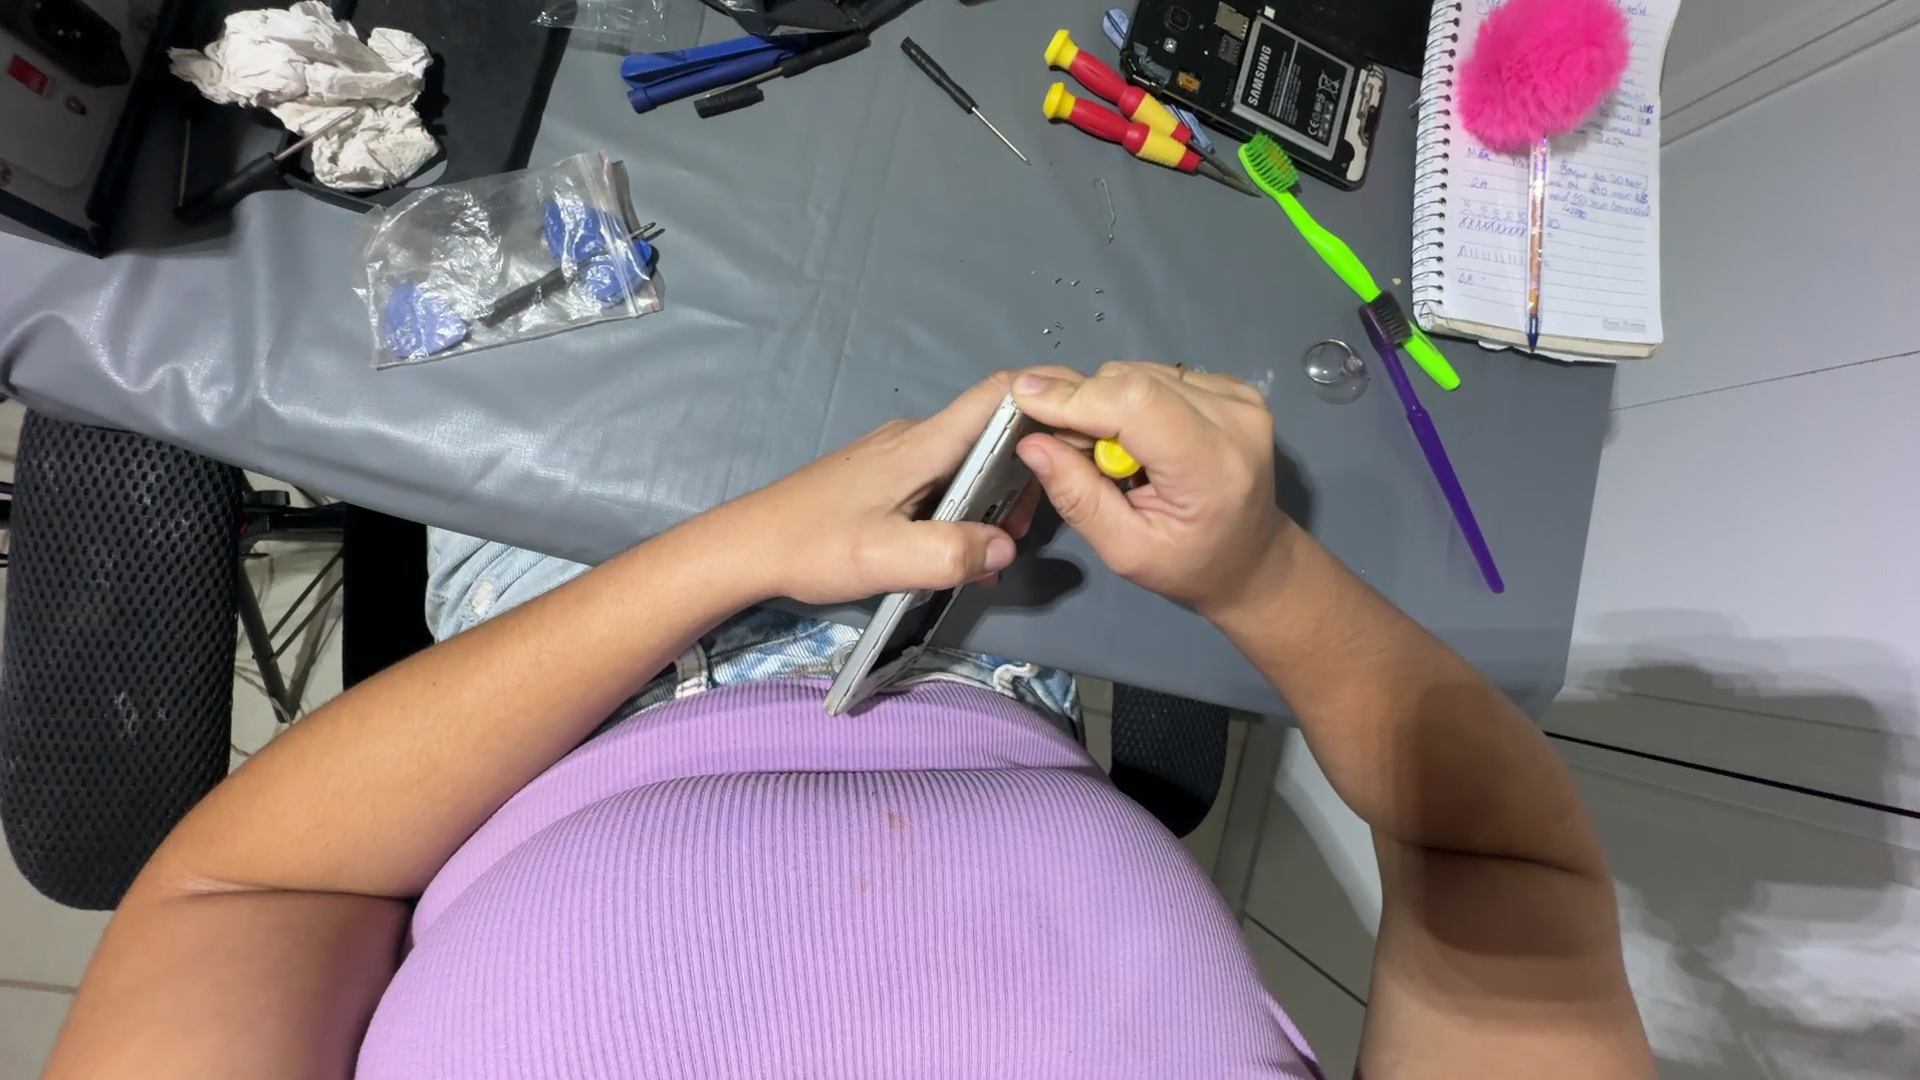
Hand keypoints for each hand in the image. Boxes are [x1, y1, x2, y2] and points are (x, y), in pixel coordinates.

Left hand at [725, 372, 1045, 605]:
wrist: (748, 545)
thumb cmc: (812, 545)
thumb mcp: (884, 558)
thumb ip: (949, 553)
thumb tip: (1005, 547)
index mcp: (922, 446)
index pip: (997, 395)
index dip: (1048, 393)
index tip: (1087, 416)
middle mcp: (916, 440)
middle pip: (993, 436)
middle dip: (1023, 477)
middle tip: (1018, 535)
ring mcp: (901, 457)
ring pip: (970, 463)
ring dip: (992, 502)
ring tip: (986, 554)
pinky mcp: (889, 477)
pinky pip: (944, 481)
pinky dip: (965, 510)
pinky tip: (957, 551)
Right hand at [1011, 362, 1285, 618]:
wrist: (1251, 557)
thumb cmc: (1188, 565)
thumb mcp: (1124, 551)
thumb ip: (1079, 498)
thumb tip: (1031, 444)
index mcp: (1210, 466)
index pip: (1135, 404)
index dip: (1074, 397)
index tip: (1022, 396)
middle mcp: (1233, 416)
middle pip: (1131, 380)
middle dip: (1083, 405)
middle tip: (1067, 447)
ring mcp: (1238, 395)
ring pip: (1139, 371)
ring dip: (1106, 403)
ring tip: (1110, 451)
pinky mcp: (1232, 386)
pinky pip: (1157, 374)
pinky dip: (1130, 400)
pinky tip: (1137, 436)